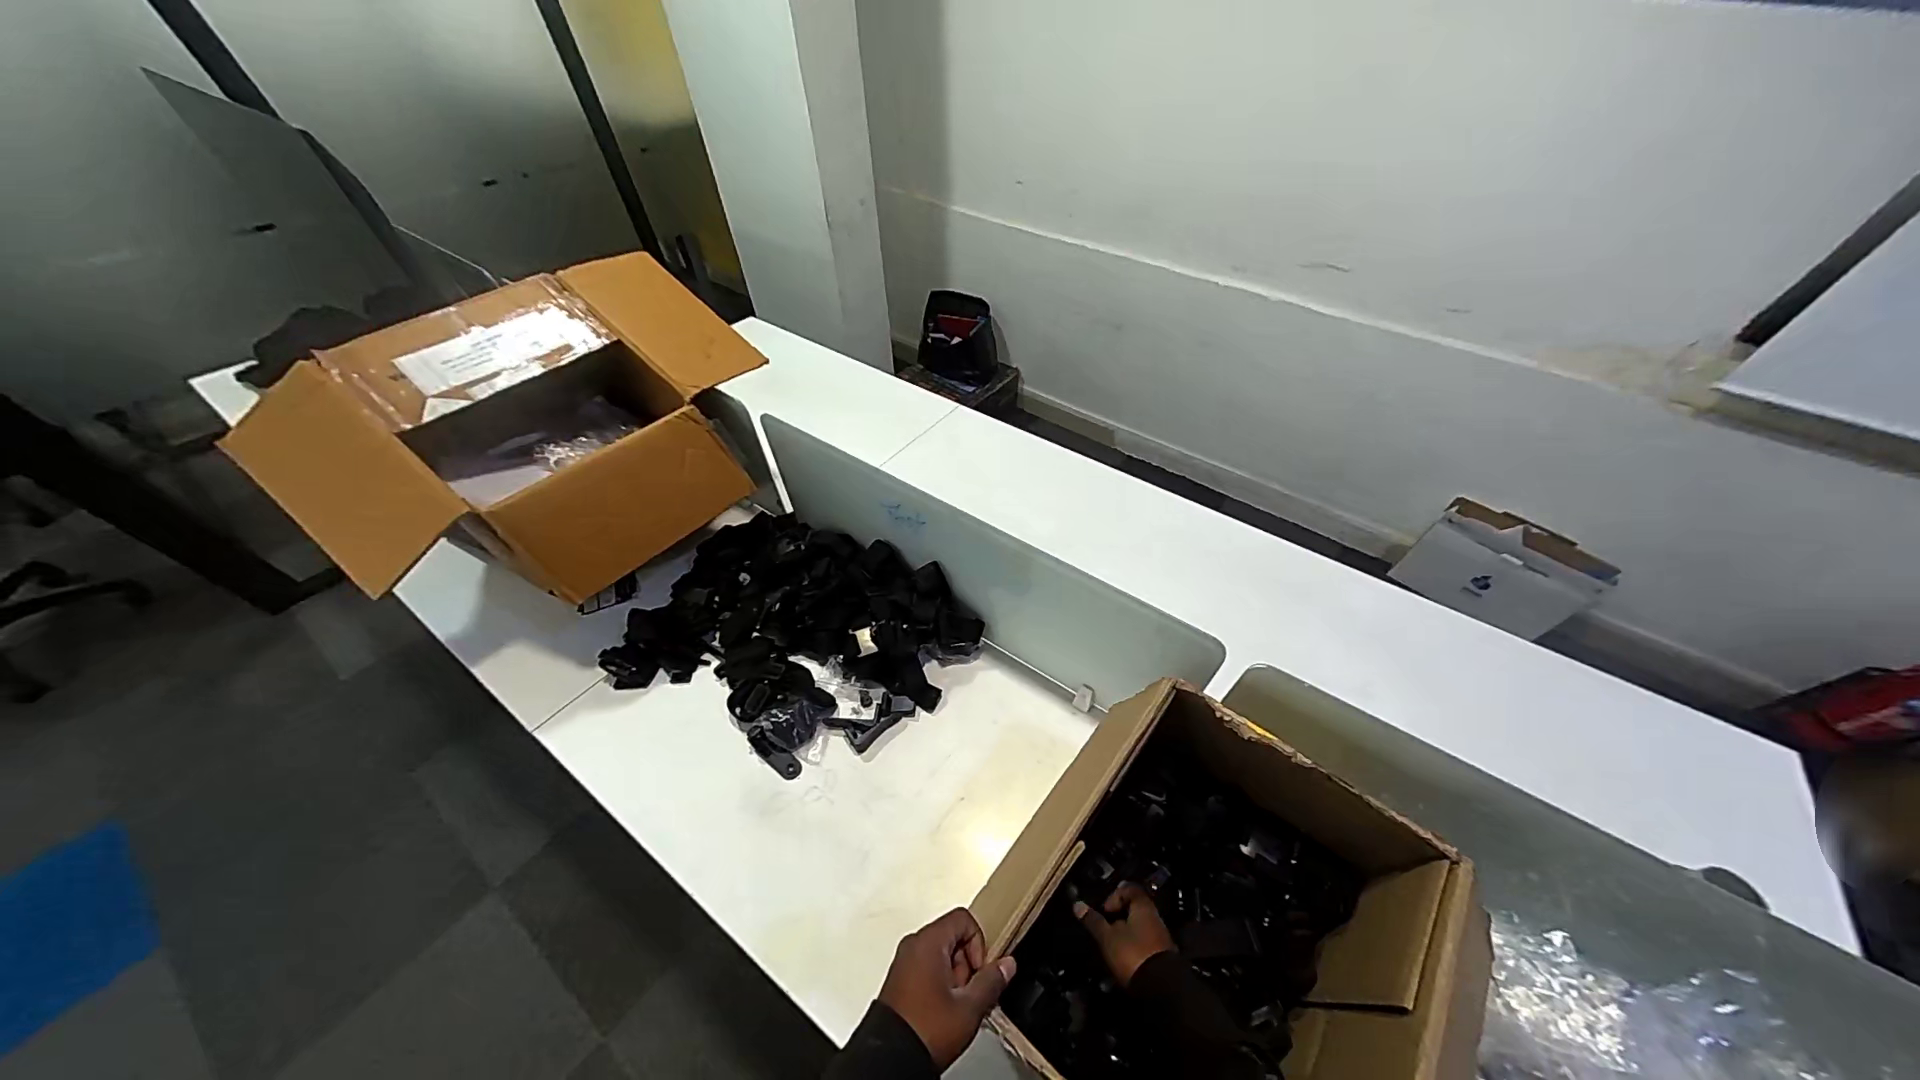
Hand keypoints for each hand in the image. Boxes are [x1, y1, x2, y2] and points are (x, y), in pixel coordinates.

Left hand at [878, 907, 1016, 1069]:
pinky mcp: (899, 979)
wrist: (891, 1058)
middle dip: (967, 964)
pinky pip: (927, 968)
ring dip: (954, 977)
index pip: (963, 919)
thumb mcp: (969, 1007)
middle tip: (967, 994)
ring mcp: (904, 962)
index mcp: (929, 941)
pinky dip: (940, 984)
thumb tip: (1007, 965)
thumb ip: (992, 981)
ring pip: (941, 954)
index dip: (979, 943)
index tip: (979, 972)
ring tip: (954, 1007)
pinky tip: (942, 1012)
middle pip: (953, 936)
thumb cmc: (924, 1030)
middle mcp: (913, 945)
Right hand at [1075, 882, 1174, 986]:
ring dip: (1124, 934)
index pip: (1129, 888)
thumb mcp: (1107, 937)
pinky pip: (1144, 944)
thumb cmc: (1132, 954)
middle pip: (1133, 909)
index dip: (1113, 895)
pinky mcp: (1162, 956)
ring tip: (1110, 946)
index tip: (1104, 911)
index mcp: (1143, 906)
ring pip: (1138, 928)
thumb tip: (1077, 904)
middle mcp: (1155, 918)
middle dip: (1117, 918)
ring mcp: (1160, 938)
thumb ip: (1093, 920)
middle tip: (1104, 928)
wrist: (1162, 990)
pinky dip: (1132, 947)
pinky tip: (1122, 959)